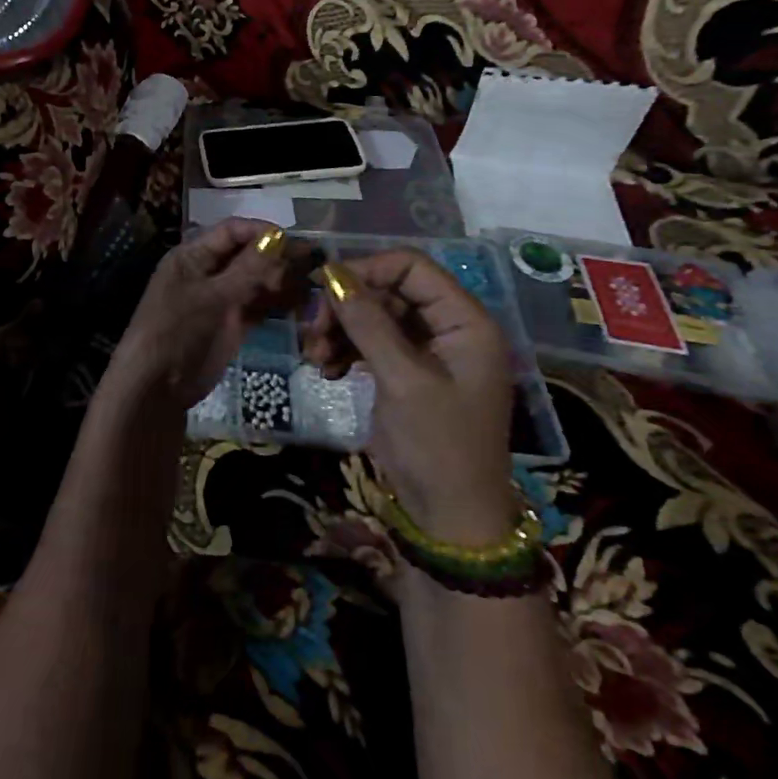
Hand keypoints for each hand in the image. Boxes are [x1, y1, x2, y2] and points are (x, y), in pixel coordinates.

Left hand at [106, 218, 294, 410]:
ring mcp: (221, 297)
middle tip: (315, 264)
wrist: (157, 385)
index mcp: (191, 256)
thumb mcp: (211, 297)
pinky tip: (304, 303)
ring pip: (257, 280)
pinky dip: (279, 303)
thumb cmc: (176, 331)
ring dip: (283, 280)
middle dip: (279, 257)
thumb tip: (279, 236)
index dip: (263, 232)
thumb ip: (247, 269)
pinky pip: (259, 304)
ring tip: (313, 285)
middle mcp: (207, 271)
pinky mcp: (232, 322)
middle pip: (248, 254)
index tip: (296, 241)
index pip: (231, 231)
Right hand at [302, 249, 518, 544]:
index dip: (366, 270)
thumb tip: (333, 277)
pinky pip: (368, 344)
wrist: (448, 510)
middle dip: (345, 308)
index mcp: (465, 322)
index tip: (322, 290)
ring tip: (314, 358)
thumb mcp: (403, 380)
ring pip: (372, 318)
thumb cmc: (437, 443)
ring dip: (338, 331)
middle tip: (312, 333)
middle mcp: (447, 329)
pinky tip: (327, 371)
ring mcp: (425, 352)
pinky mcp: (404, 373)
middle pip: (387, 292)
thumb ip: (369, 325)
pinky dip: (344, 351)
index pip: (413, 268)